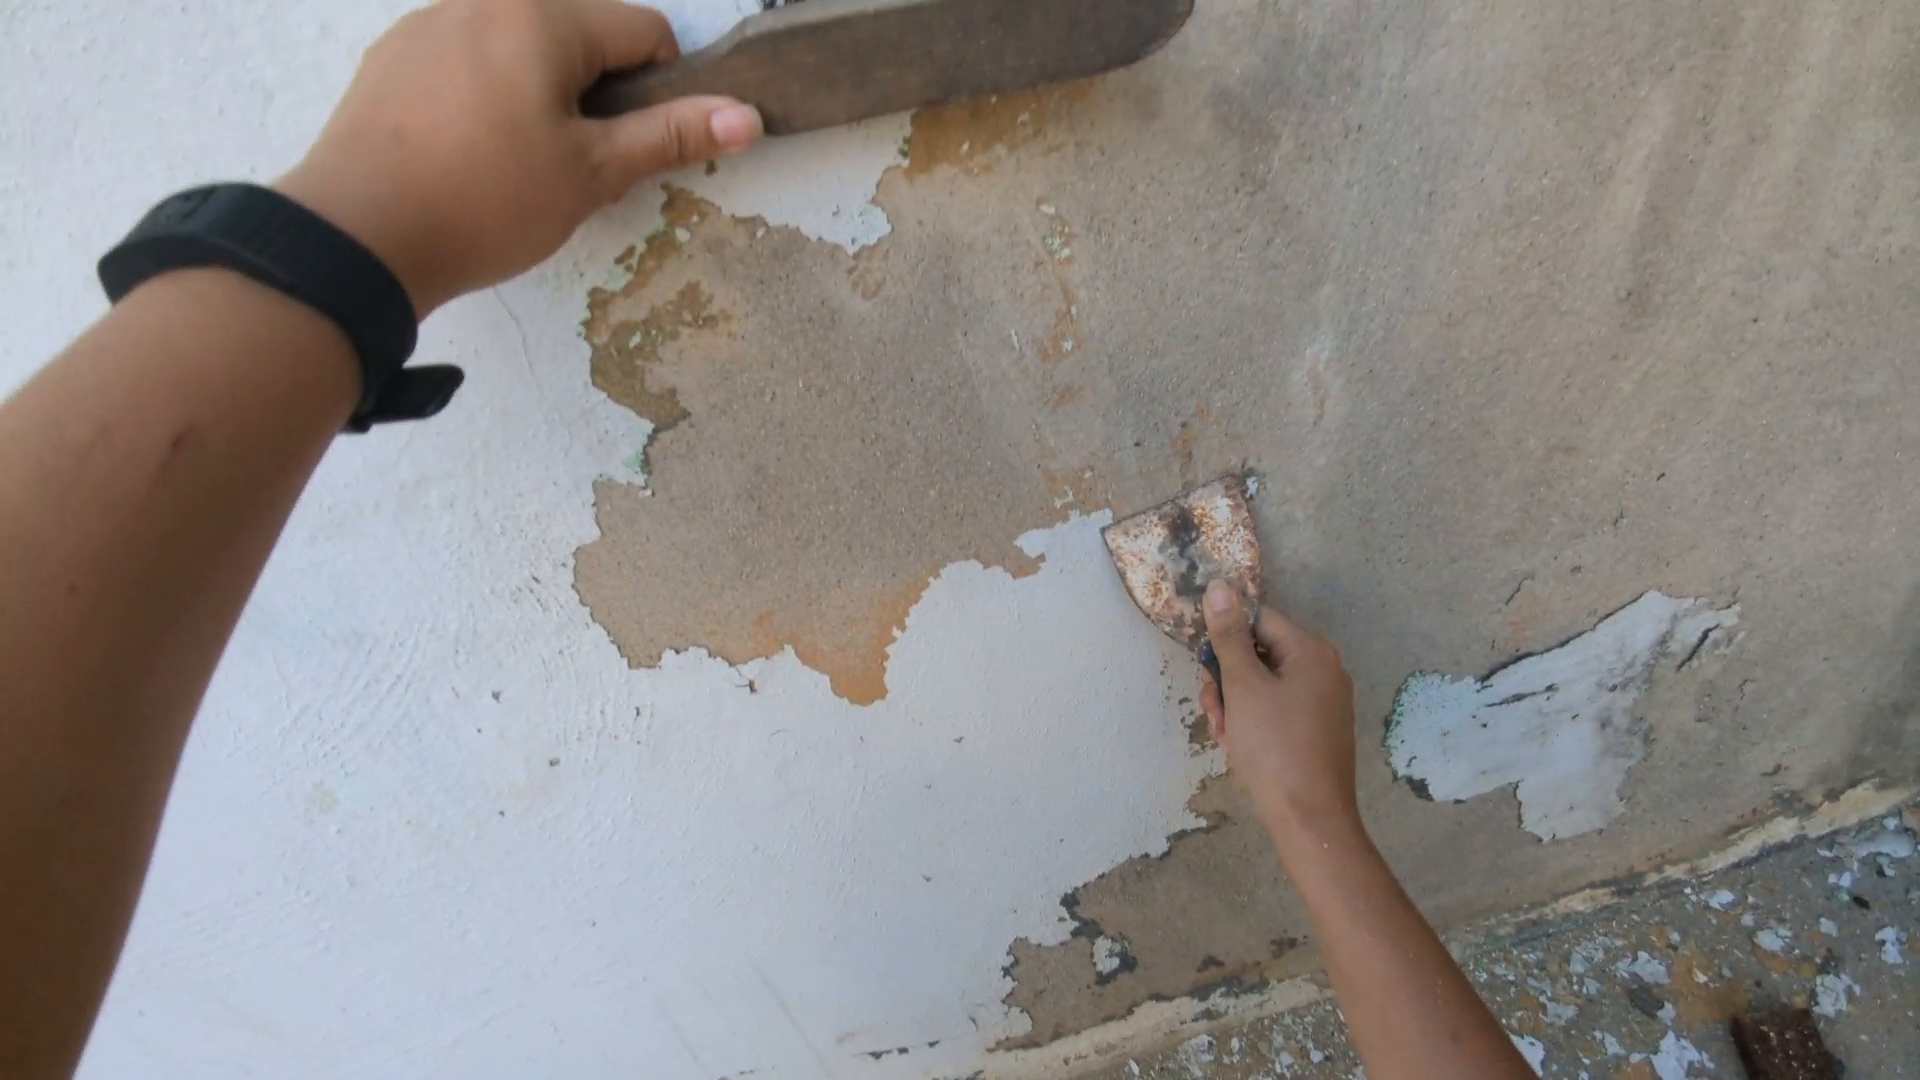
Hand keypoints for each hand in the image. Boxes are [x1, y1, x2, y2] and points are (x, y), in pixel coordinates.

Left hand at [275, 0, 763, 314]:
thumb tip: (748, 115)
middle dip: (605, 97)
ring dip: (555, 98)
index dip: (665, 89)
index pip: (644, 30)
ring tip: (531, 165)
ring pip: (530, 50)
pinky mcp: (398, 55)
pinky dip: (502, 97)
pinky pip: (478, 60)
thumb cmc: (493, 200)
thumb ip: (672, 137)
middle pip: (584, 37)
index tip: (641, 145)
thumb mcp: (595, 172)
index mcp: (540, 17)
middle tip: (586, 166)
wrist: (362, 234)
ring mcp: (431, 21)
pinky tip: (482, 154)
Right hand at [1199, 579, 1360, 844]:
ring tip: (1224, 732)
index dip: (1225, 639)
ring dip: (1234, 703)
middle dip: (1226, 679)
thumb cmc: (1275, 746)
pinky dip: (1251, 720)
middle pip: (1257, 653)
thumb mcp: (1243, 686)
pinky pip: (1275, 707)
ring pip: (1261, 683)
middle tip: (1214, 710)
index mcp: (1311, 652)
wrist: (1309, 819)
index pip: (1257, 620)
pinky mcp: (1316, 728)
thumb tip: (1219, 586)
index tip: (1205, 668)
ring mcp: (1322, 701)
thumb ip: (1228, 635)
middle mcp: (1323, 669)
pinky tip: (1238, 744)